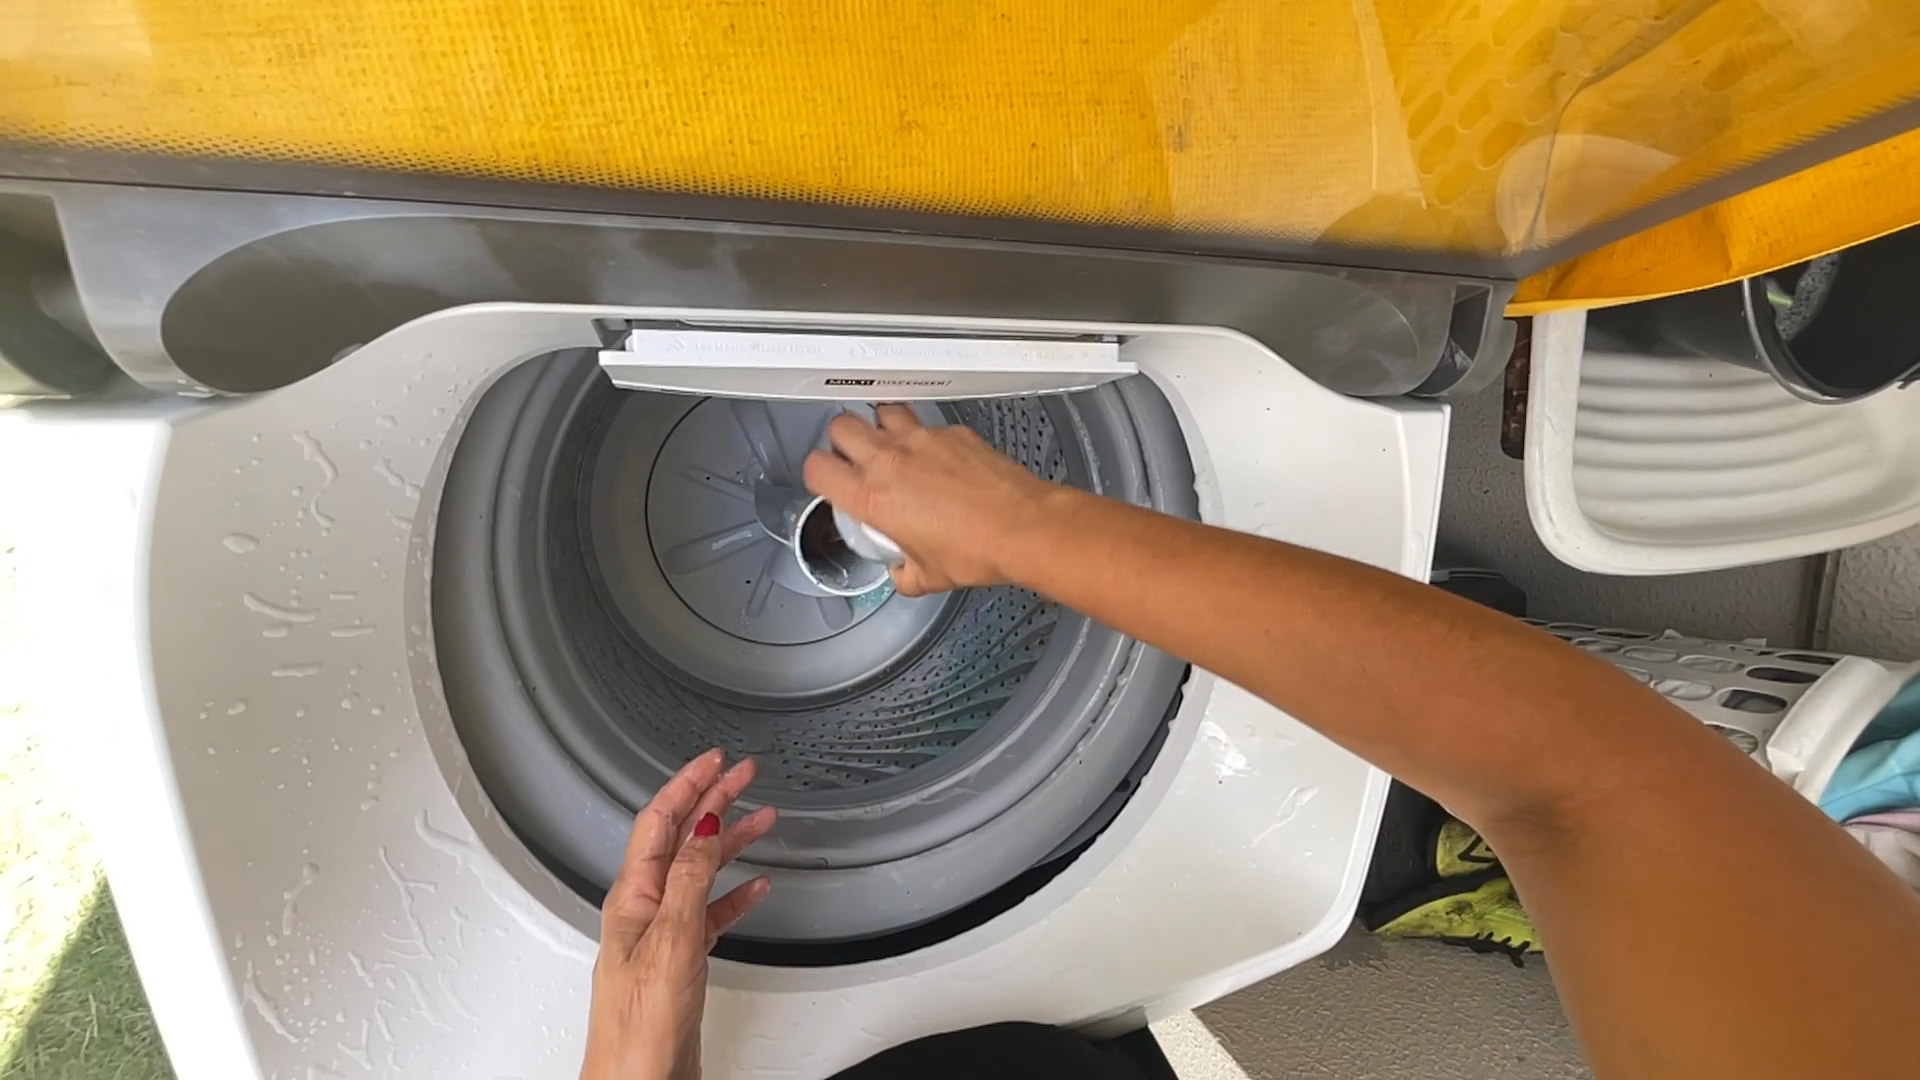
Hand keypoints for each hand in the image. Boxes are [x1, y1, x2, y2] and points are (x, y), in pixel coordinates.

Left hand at [581, 750, 776, 1079]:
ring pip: (702, 868)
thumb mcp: (670, 938)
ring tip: (762, 817)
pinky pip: (714, 909)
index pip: (659, 820)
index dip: (688, 783)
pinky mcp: (683, 956)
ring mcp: (664, 931)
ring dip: (732, 840)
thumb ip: (690, 878)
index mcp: (633, 896)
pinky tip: (757, 886)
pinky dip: (738, 892)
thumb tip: (706, 828)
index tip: (714, 759)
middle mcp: (646, 907)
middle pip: (683, 836)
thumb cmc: (639, 1029)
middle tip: (744, 773)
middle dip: (714, 799)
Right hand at [803, 404, 1061, 594]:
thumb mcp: (928, 577)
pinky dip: (924, 436)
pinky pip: (926, 424)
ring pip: (882, 412)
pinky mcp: (953, 433)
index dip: (816, 473)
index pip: (818, 468)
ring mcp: (923, 440)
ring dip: (880, 426)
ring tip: (891, 446)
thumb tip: (901, 574)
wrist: (1023, 527)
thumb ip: (903, 574)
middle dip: (841, 440)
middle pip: (841, 426)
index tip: (827, 480)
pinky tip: (937, 456)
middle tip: (854, 457)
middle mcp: (892, 461)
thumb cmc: (978, 549)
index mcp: (874, 497)